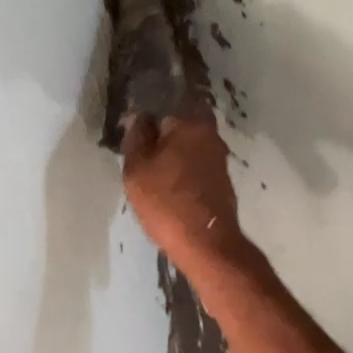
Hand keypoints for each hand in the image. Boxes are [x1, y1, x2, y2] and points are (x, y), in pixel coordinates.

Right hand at [120, 110, 243, 267]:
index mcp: (190, 122)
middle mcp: (210, 133)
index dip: (144, 120)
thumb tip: (139, 116)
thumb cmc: (166, 202)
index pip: (162, 107)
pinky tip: (169, 187)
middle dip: (160, 138)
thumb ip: (136, 137)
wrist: (206, 244)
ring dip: (172, 155)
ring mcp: (219, 157)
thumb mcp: (137, 169)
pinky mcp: (222, 179)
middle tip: (138, 158)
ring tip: (151, 175)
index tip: (131, 137)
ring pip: (187, 146)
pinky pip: (196, 164)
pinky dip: (183, 170)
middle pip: (177, 127)